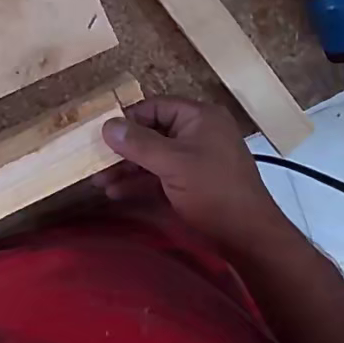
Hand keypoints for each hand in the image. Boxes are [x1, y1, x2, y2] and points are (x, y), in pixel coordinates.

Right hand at [99, 97, 301, 248]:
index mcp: (199, 117)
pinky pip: (161, 174)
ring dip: (128, 168)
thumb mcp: (172, 163)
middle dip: (123, 149)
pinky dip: (141, 182)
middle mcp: (198, 132)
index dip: (127, 120)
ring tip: (99, 181)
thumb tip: (107, 125)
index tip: (100, 136)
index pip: (155, 107)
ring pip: (155, 156)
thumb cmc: (213, 190)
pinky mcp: (193, 182)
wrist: (247, 235)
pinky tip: (117, 192)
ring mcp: (196, 158)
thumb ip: (138, 143)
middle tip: (95, 161)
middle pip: (152, 132)